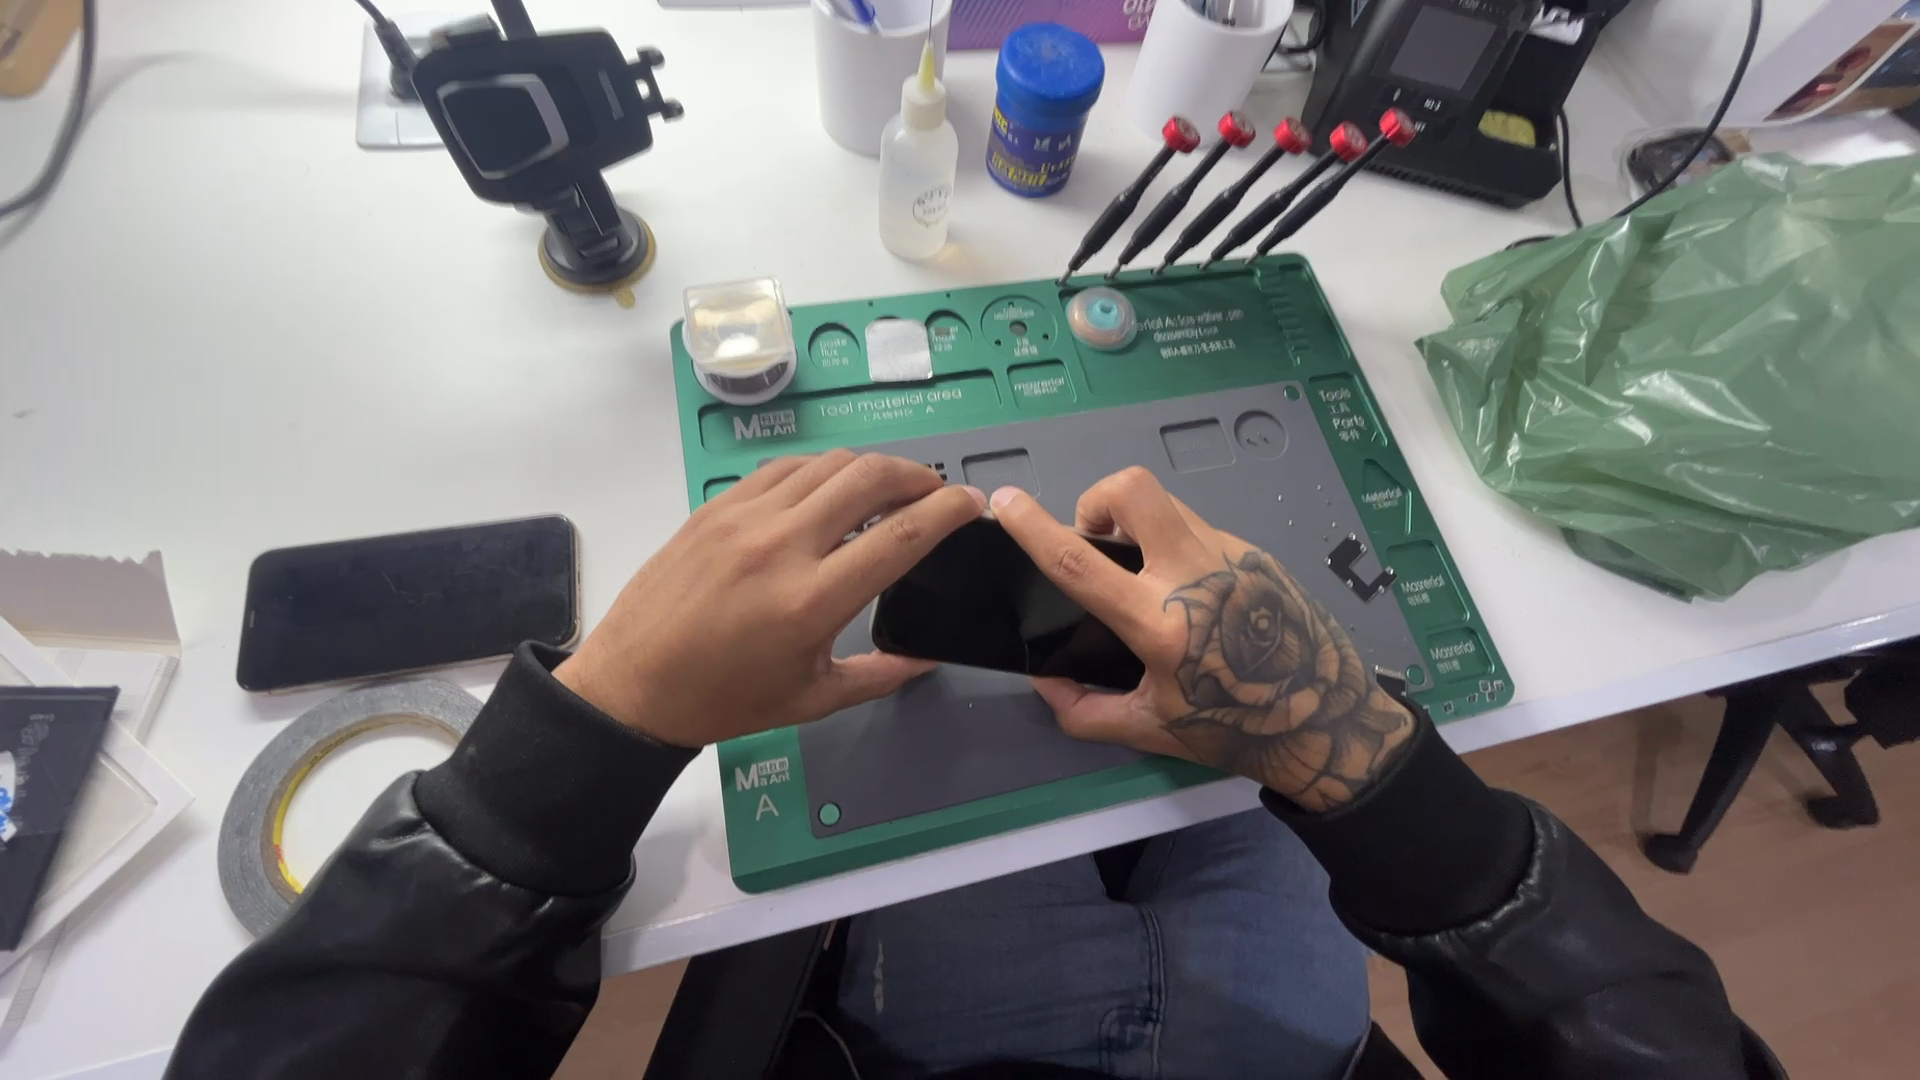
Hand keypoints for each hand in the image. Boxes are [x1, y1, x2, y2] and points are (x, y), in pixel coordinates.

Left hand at [556, 451, 986, 746]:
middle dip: (918, 475)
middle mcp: (784, 545)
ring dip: (872, 468)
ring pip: (829, 463)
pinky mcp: (718, 505)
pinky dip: (822, 470)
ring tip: (888, 489)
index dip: (949, 511)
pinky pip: (786, 467)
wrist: (633, 685)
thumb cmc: (727, 701)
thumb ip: (882, 674)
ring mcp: (745, 516)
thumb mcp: (814, 700)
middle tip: (935, 491)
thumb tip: (930, 655)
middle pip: (870, 478)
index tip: (973, 504)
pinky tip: (829, 490)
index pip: (902, 534)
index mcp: (814, 600)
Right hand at [991, 468, 1413, 811]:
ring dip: (1136, 521)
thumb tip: (1046, 682)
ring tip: (1139, 567)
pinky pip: (1196, 526)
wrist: (1334, 722)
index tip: (1006, 501)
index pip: (1081, 562)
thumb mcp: (1153, 729)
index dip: (1034, 527)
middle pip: (1134, 491)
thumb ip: (1086, 711)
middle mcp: (1195, 574)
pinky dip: (1171, 541)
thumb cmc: (1238, 729)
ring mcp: (1231, 555)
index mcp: (1160, 624)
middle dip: (1098, 499)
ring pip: (1166, 503)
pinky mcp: (1255, 552)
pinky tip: (1186, 587)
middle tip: (1096, 540)